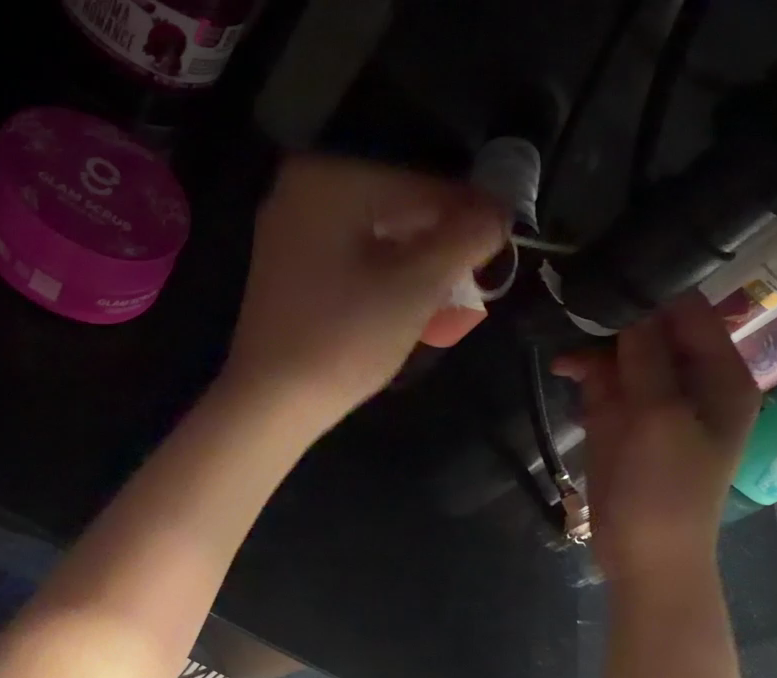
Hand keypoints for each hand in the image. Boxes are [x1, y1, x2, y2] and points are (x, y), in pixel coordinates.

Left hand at [222, 156, 506, 427]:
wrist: (270, 401)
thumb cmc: (345, 338)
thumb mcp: (418, 286)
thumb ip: (466, 238)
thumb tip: (500, 212)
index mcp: (330, 177)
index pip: (421, 183)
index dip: (471, 210)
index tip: (506, 234)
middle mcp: (301, 188)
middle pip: (396, 202)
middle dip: (441, 235)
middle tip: (480, 266)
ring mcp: (287, 228)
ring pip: (373, 229)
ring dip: (416, 254)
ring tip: (452, 286)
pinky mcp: (284, 265)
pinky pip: (348, 251)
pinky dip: (382, 267)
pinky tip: (408, 294)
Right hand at [556, 292, 760, 580]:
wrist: (645, 557)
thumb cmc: (666, 489)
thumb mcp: (660, 417)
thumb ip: (646, 357)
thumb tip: (630, 301)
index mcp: (721, 377)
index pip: (691, 314)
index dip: (655, 292)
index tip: (610, 270)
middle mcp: (690, 381)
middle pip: (654, 329)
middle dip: (616, 316)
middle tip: (574, 296)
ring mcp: (653, 402)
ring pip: (623, 353)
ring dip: (595, 344)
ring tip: (562, 331)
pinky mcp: (621, 422)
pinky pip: (604, 382)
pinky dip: (584, 371)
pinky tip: (562, 366)